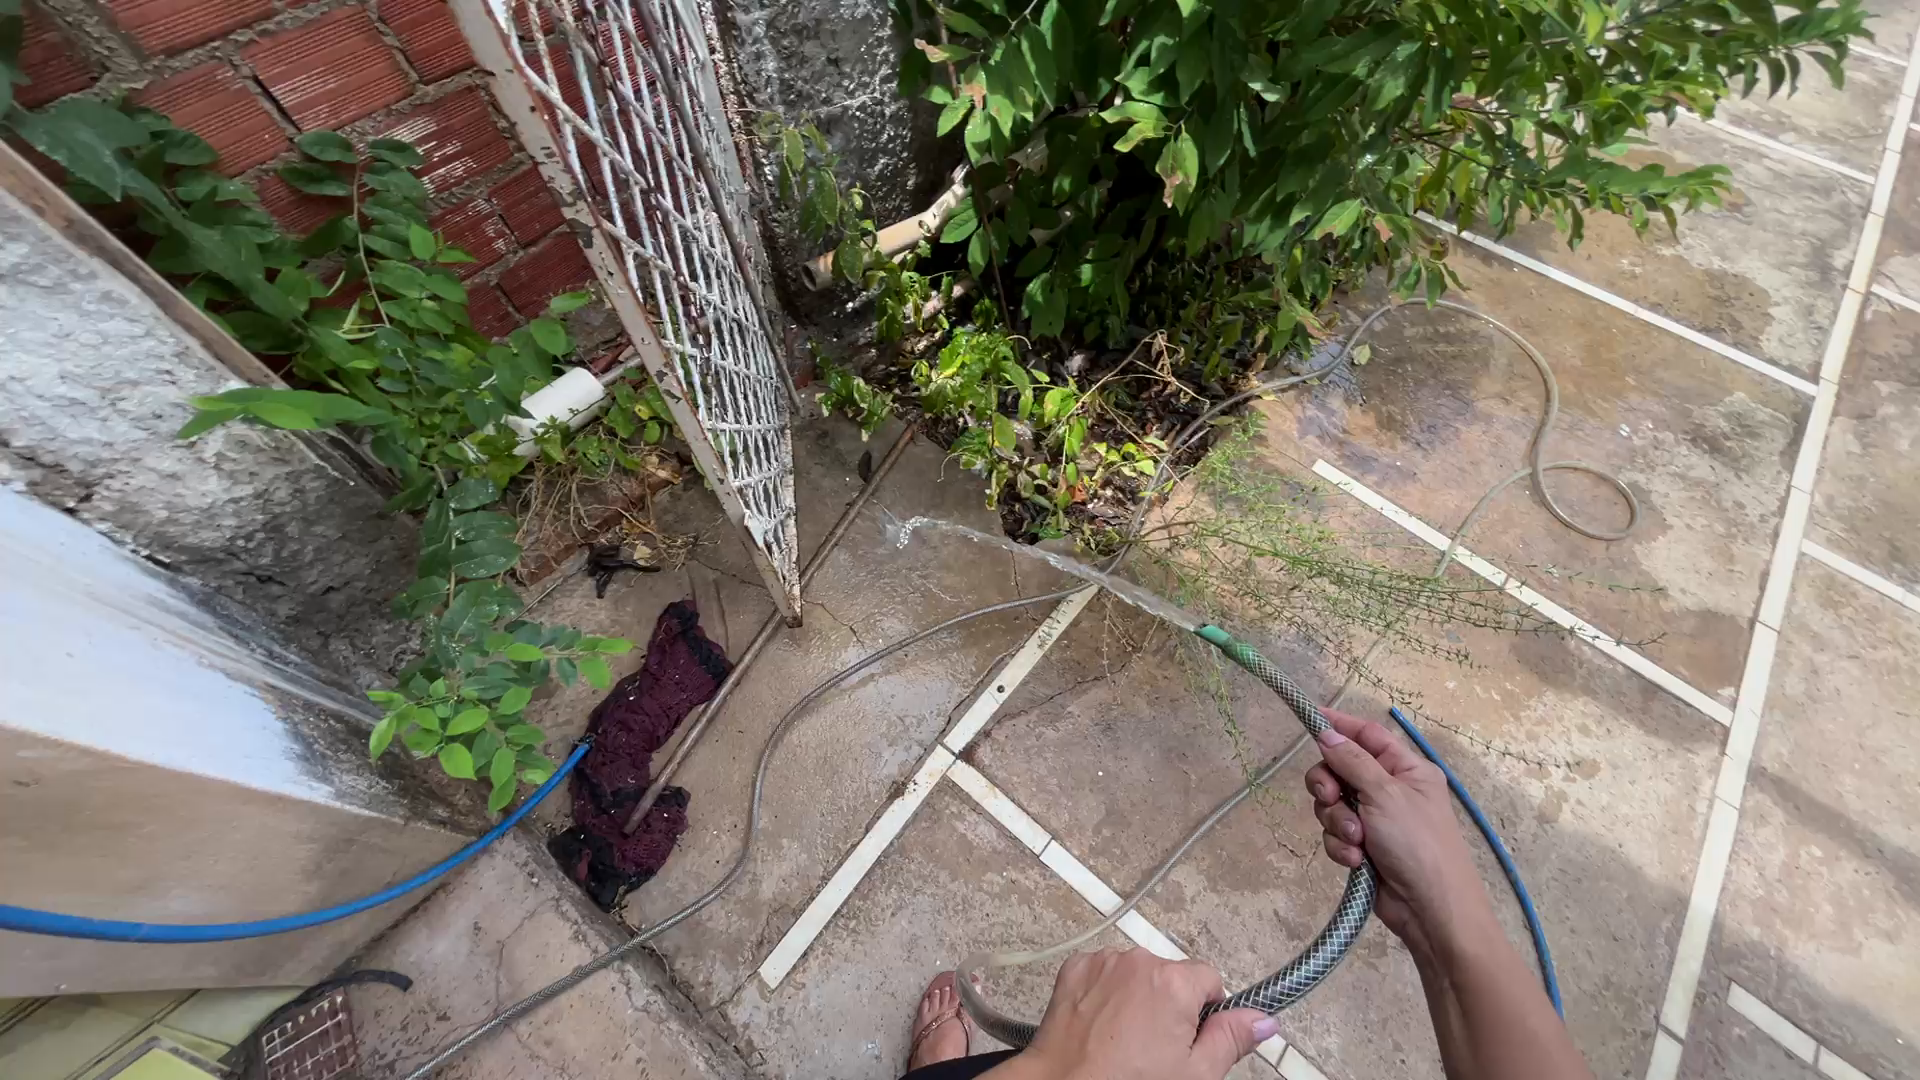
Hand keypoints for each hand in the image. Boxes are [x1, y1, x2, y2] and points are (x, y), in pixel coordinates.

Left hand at [1008, 947, 1275, 1079]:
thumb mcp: (1194, 1074)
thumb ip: (1231, 1039)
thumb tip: (1265, 1018)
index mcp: (1173, 981)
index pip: (1208, 978)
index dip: (1206, 1009)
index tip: (1192, 1036)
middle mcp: (1138, 958)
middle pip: (1170, 975)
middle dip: (1169, 1003)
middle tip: (1155, 1046)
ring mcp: (1104, 959)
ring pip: (1136, 972)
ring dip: (1137, 995)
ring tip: (1124, 1038)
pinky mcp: (1077, 965)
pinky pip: (1104, 970)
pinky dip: (1106, 991)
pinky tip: (1102, 1024)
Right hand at [1304, 710, 1487, 958]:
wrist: (1432, 912)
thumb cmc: (1417, 844)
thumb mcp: (1385, 795)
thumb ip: (1351, 760)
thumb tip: (1325, 732)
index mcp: (1406, 770)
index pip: (1367, 735)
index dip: (1339, 725)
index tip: (1309, 718)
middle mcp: (1389, 789)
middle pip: (1339, 768)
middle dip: (1329, 785)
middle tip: (1329, 797)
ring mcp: (1375, 818)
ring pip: (1332, 802)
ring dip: (1336, 821)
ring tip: (1355, 841)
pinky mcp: (1363, 845)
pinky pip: (1335, 831)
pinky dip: (1340, 844)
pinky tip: (1355, 860)